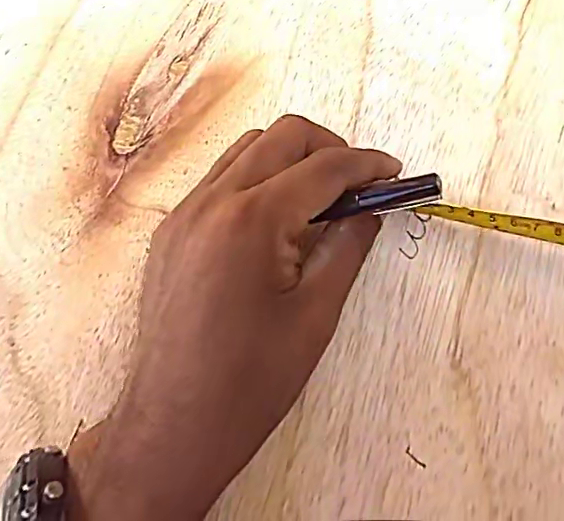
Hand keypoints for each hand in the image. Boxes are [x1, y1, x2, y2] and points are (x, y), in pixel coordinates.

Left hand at [68, 115, 399, 519]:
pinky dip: (258, 175)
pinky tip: (276, 215)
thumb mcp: (315, 316)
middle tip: (358, 183)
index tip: (394, 172)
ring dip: (291, 156)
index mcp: (252, 220)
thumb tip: (370, 207)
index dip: (367, 164)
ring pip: (249, 146)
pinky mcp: (172, 225)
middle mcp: (214, 199)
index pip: (323, 168)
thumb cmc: (249, 385)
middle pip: (284, 135)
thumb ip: (348, 246)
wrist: (169, 429)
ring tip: (320, 196)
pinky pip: (222, 175)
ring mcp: (186, 209)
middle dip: (330, 147)